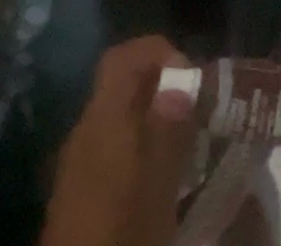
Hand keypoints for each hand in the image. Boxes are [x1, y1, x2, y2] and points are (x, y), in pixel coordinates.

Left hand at [40, 36, 196, 245]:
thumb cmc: (120, 230)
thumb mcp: (156, 184)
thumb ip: (168, 130)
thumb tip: (179, 83)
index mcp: (103, 117)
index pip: (123, 57)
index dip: (158, 52)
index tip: (193, 76)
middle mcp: (86, 129)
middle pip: (122, 85)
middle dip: (163, 86)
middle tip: (201, 108)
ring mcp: (79, 159)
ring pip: (120, 116)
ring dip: (155, 117)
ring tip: (191, 142)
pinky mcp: (80, 188)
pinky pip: (114, 145)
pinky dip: (142, 145)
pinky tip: (165, 175)